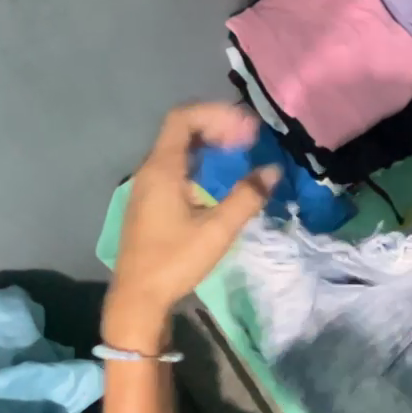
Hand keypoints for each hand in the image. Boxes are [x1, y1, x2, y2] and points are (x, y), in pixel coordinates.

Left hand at [104, 102, 275, 348]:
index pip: (184, 119)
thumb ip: (246, 197)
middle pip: (182, 130)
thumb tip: (272, 170)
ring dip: (210, 144)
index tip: (249, 128)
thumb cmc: (175, 261)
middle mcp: (151, 170)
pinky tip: (221, 178)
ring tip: (241, 151)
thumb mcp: (217, 231)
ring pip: (180, 149)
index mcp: (162, 169)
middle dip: (218, 126)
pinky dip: (202, 162)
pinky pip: (178, 167)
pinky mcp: (152, 202)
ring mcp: (149, 186)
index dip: (218, 115)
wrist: (138, 297)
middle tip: (251, 137)